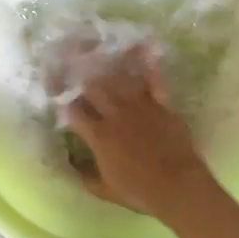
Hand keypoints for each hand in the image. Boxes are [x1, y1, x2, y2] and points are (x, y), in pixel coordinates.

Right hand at [61, 53, 221, 222]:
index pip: (75, 113)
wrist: (177, 186)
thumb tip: (71, 165)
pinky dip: (149, 63)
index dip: (65, 106)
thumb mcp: (104, 190)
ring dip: (108, 72)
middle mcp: (115, 115)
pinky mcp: (162, 104)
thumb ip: (84, 175)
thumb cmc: (139, 191)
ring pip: (119, 80)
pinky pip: (154, 80)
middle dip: (82, 82)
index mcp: (98, 136)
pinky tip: (144, 46)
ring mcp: (140, 106)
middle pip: (94, 89)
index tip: (60, 102)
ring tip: (99, 62)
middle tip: (76, 75)